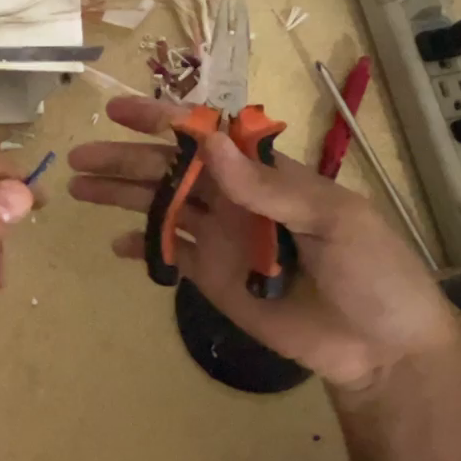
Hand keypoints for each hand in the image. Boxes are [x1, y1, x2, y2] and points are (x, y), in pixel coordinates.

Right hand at [69, 96, 460, 388]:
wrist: (381, 348)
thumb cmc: (372, 272)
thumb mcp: (334, 219)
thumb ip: (268, 186)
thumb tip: (209, 142)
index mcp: (266, 176)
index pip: (206, 138)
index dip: (162, 121)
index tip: (118, 111)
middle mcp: (235, 200)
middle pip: (170, 172)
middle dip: (124, 160)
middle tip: (80, 157)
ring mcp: (219, 238)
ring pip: (160, 207)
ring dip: (121, 196)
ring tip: (79, 189)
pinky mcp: (210, 276)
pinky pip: (167, 253)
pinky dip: (140, 246)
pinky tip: (117, 244)